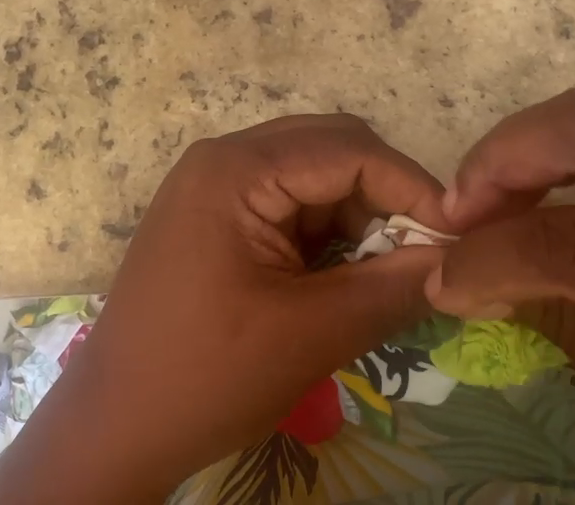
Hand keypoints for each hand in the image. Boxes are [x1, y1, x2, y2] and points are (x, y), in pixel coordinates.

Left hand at [0, 115, 448, 504]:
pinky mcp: (214, 215)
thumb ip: (392, 287)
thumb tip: (459, 258)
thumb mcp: (310, 334)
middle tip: (421, 255)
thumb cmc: (206, 376)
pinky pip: (287, 201)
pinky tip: (340, 274)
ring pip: (313, 174)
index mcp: (236, 169)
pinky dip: (325, 230)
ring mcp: (213, 185)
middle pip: (330, 149)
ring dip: (357, 215)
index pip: (348, 150)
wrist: (114, 426)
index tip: (457, 238)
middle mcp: (223, 159)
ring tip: (382, 274)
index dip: (411, 188)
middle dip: (384, 197)